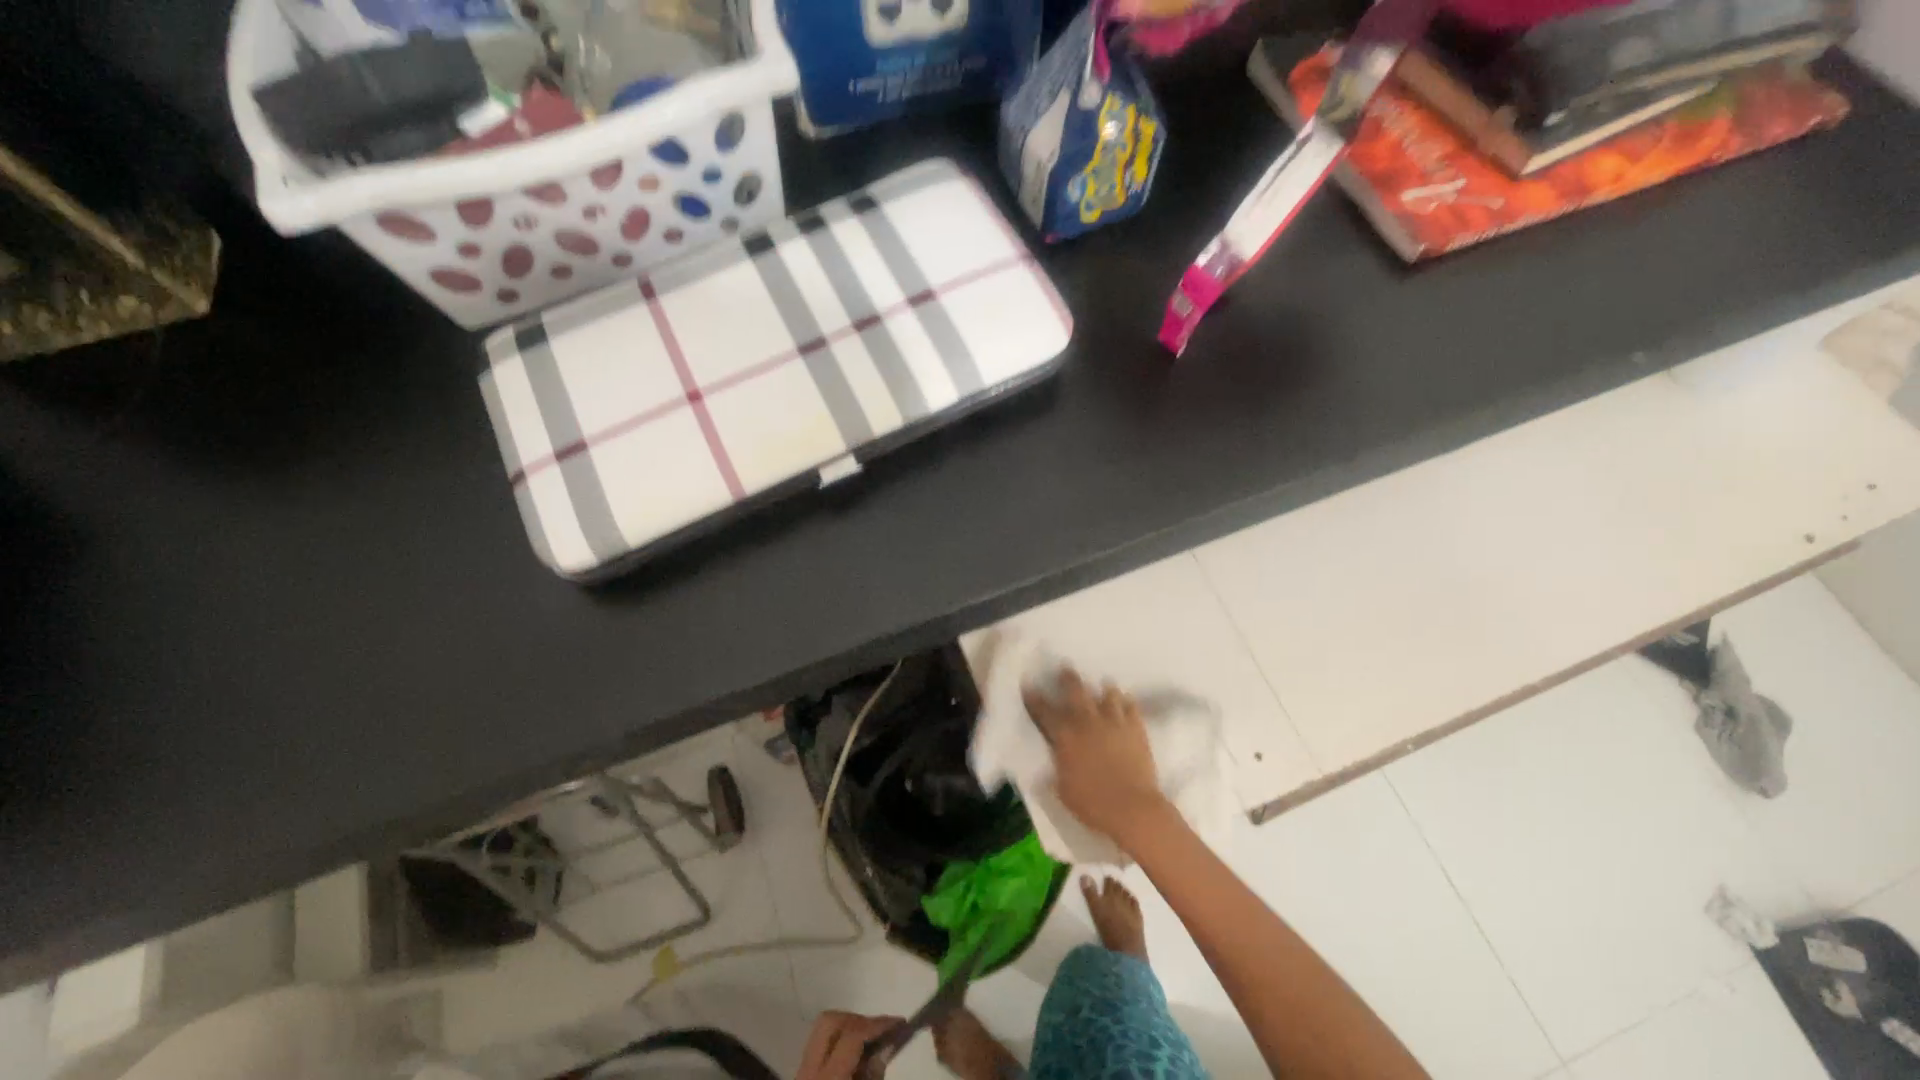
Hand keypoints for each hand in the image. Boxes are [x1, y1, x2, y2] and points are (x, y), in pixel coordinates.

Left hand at [797, 1010, 902, 1078]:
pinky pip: (819, 1043)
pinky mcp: (800, 1071)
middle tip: (881, 1029)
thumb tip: (886, 1044)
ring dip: (848, 1026)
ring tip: (869, 1041)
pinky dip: (838, 1039)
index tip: (899, 1022)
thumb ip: (875, 1072)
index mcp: (829, 1077)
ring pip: (822, 1028)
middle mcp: (809, 1068)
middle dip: (858, 1019)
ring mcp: (800, 1068)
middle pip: (830, 1021)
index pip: (852, 1037)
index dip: (878, 1025)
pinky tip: (853, 1053)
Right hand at [1024, 668, 1169, 848]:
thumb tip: (1054, 759)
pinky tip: (1125, 700)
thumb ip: (1057, 767)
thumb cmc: (1092, 803)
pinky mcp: (1136, 728)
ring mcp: (1114, 722)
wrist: (1132, 808)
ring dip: (1102, 688)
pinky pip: (1131, 706)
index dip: (1034, 698)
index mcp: (1065, 737)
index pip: (1044, 711)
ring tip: (1103, 684)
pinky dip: (1126, 701)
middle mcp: (1088, 722)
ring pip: (1107, 694)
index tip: (1028, 685)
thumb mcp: (1062, 789)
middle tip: (1065, 669)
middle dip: (1068, 679)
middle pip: (1076, 691)